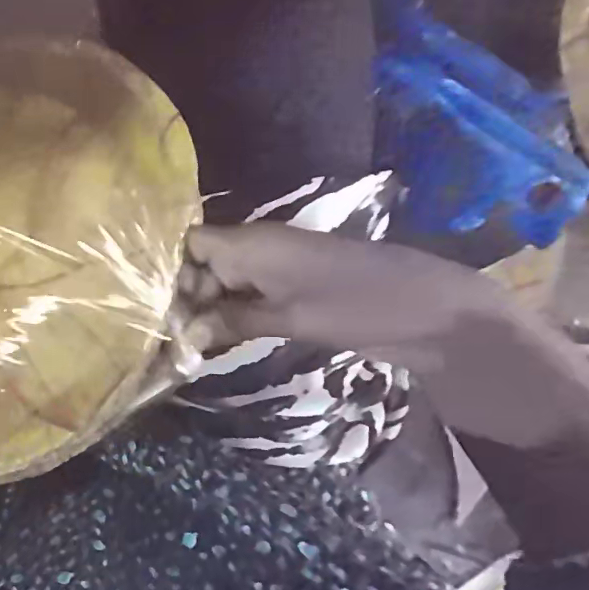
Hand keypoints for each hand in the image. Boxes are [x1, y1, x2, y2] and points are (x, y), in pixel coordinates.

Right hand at [177, 223, 516, 371]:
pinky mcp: (290, 293)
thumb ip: (231, 322)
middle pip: (202, 267)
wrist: (432, 315)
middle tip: (165, 338)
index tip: (156, 308)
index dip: (171, 271)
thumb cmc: (357, 306)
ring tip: (180, 346)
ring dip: (205, 312)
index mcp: (253, 244)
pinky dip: (229, 319)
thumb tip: (183, 334)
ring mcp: (275, 272)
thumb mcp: (289, 318)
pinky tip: (212, 344)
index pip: (192, 243)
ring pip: (222, 286)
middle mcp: (257, 252)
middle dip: (184, 299)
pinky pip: (245, 300)